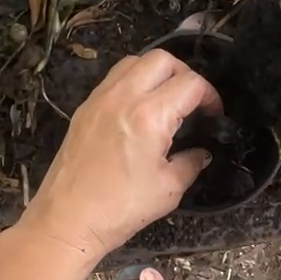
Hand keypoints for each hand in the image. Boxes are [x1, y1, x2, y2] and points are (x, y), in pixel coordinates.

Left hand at [17, 50, 221, 260]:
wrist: (67, 220)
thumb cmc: (119, 208)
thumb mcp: (169, 189)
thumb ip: (191, 162)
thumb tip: (200, 152)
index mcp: (149, 116)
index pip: (190, 84)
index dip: (210, 96)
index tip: (213, 114)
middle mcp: (123, 97)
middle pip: (162, 59)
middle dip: (185, 74)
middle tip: (192, 101)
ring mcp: (100, 99)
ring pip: (135, 62)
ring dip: (157, 73)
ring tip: (166, 100)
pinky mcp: (85, 109)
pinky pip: (114, 79)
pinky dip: (133, 83)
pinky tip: (140, 109)